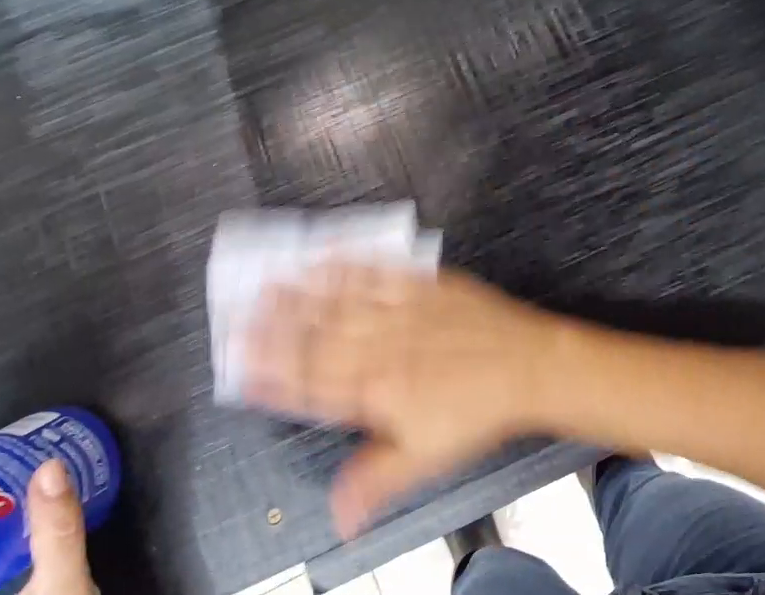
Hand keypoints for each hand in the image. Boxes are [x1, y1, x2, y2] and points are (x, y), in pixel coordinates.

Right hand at [244, 264, 566, 536]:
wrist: (527, 366)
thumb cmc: (479, 410)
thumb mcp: (426, 458)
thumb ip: (375, 480)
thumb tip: (340, 512)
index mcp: (374, 390)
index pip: (310, 383)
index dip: (271, 376)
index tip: (243, 367)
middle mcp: (380, 346)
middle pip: (314, 338)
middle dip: (271, 329)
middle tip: (238, 316)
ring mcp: (398, 312)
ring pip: (337, 302)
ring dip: (299, 293)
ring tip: (267, 281)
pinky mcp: (420, 287)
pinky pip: (376, 271)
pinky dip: (348, 261)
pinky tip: (327, 252)